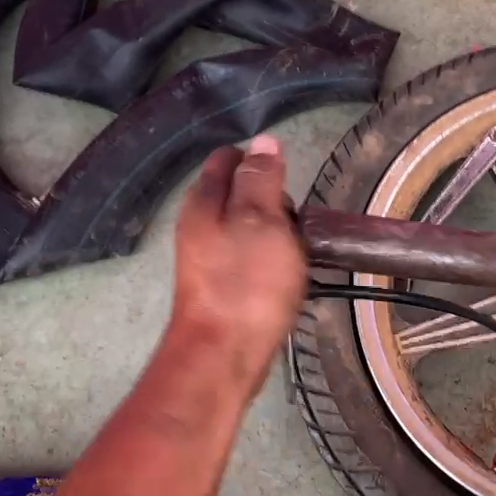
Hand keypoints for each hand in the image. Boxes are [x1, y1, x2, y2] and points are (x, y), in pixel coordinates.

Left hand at [169, 137, 305, 358]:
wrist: (225, 353)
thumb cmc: (248, 283)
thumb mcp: (263, 220)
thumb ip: (262, 179)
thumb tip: (264, 142)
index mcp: (204, 201)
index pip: (229, 159)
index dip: (262, 164)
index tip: (291, 185)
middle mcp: (198, 223)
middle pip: (238, 193)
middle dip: (272, 200)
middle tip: (297, 224)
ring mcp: (206, 256)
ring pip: (245, 227)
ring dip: (274, 233)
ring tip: (297, 253)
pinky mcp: (220, 285)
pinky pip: (248, 256)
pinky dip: (269, 258)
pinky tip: (285, 276)